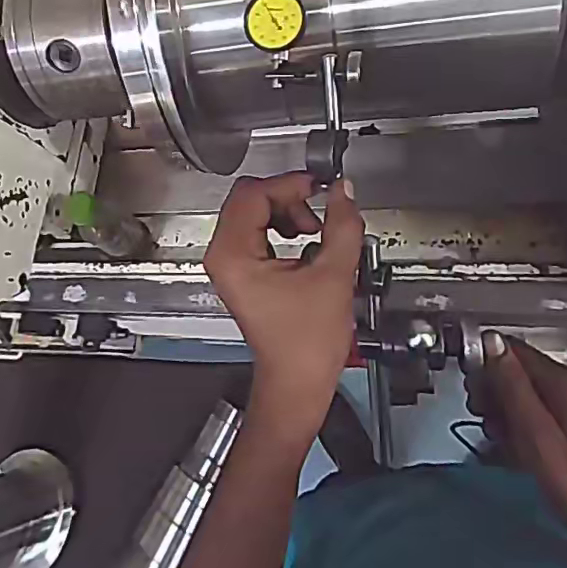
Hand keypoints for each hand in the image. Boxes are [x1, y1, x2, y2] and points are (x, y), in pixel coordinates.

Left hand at [204, 173, 362, 428]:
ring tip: (316, 229)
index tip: (319, 187)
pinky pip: (257, 229)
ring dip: (287, 210)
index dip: (289, 184)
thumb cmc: (306, 343)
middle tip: (319, 206)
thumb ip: (342, 225)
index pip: (254, 194)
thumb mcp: (334, 276)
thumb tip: (342, 191)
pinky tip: (307, 239)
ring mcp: (230, 262)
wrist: (297, 383)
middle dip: (288, 197)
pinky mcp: (242, 269)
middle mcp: (223, 255)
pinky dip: (282, 225)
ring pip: (253, 210)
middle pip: (250, 198)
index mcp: (233, 254)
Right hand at [466, 332, 566, 535]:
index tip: (471, 387)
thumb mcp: (537, 433)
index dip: (485, 362)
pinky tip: (509, 446)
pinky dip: (514, 424)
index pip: (511, 349)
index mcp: (562, 382)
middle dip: (491, 388)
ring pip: (520, 392)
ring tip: (495, 435)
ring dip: (500, 409)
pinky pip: (531, 412)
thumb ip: (513, 386)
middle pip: (514, 370)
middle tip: (482, 415)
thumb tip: (491, 341)